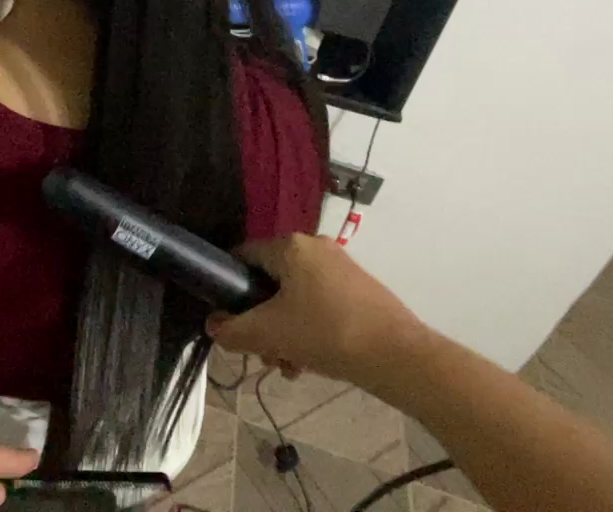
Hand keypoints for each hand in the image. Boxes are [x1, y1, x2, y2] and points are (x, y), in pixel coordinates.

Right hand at [205, 234, 431, 397]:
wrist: (399, 357)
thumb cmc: (326, 333)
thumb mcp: (270, 334)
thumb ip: (233, 330)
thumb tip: (213, 326)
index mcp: (290, 246)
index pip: (244, 255)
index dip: (229, 287)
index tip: (229, 319)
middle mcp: (315, 247)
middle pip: (271, 282)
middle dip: (262, 321)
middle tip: (264, 354)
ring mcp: (341, 267)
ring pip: (295, 297)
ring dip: (285, 332)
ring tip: (289, 367)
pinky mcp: (360, 289)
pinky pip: (320, 304)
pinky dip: (310, 329)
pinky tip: (311, 363)